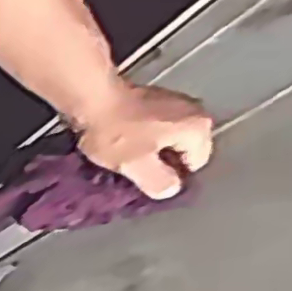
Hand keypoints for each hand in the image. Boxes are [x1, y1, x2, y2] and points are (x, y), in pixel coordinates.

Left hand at [72, 84, 213, 199]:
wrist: (92, 100)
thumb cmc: (116, 133)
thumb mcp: (135, 164)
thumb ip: (157, 180)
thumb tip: (171, 190)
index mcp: (198, 128)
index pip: (195, 163)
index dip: (171, 176)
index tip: (145, 179)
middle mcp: (195, 112)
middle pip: (182, 149)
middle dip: (160, 162)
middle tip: (132, 170)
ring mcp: (175, 103)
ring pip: (165, 138)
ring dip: (147, 149)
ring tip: (123, 157)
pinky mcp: (153, 100)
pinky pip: (151, 127)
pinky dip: (139, 136)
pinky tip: (120, 142)